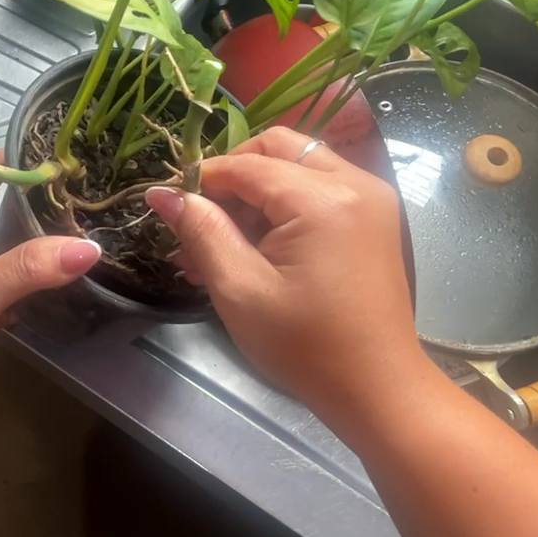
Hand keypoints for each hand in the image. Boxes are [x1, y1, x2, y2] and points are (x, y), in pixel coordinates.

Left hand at [0, 170, 101, 421]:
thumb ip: (29, 267)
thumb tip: (88, 247)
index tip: (34, 149)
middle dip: (25, 210)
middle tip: (69, 197)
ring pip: (3, 263)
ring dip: (31, 254)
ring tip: (74, 238)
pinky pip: (7, 298)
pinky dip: (29, 292)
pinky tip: (57, 289)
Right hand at [144, 127, 434, 416]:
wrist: (376, 389)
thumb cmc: (304, 345)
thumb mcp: (240, 290)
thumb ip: (201, 231)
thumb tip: (162, 192)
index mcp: (323, 199)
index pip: (246, 164)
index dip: (201, 181)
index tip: (169, 209)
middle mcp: (355, 183)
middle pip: (277, 148)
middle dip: (232, 177)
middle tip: (202, 222)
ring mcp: (369, 199)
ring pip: (296, 166)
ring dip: (254, 195)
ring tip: (218, 246)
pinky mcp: (371, 219)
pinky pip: (317, 190)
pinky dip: (281, 207)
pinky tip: (252, 249)